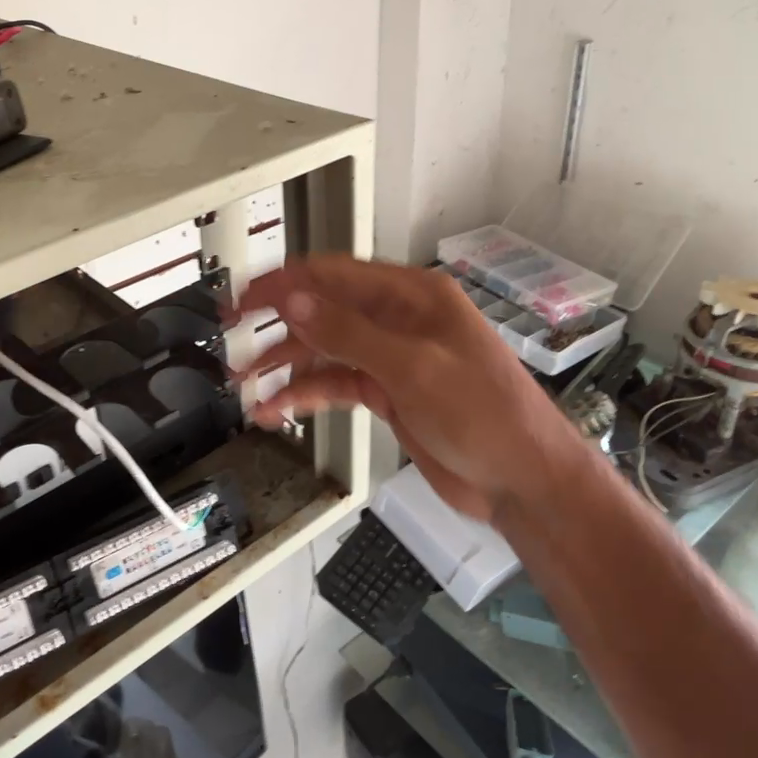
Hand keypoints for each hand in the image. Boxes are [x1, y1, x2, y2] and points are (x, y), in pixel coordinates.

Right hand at [232, 255, 581, 521]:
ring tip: (245, 383)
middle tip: (233, 339)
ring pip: (321, 350)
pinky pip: (333, 385)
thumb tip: (294, 301)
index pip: (331, 276)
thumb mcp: (414, 369)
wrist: (525, 481)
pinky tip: (277, 411)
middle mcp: (396, 320)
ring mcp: (390, 357)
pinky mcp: (386, 392)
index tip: (241, 299)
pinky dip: (303, 395)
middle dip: (274, 326)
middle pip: (321, 311)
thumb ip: (348, 332)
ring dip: (283, 365)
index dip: (282, 284)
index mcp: (410, 296)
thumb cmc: (489, 417)